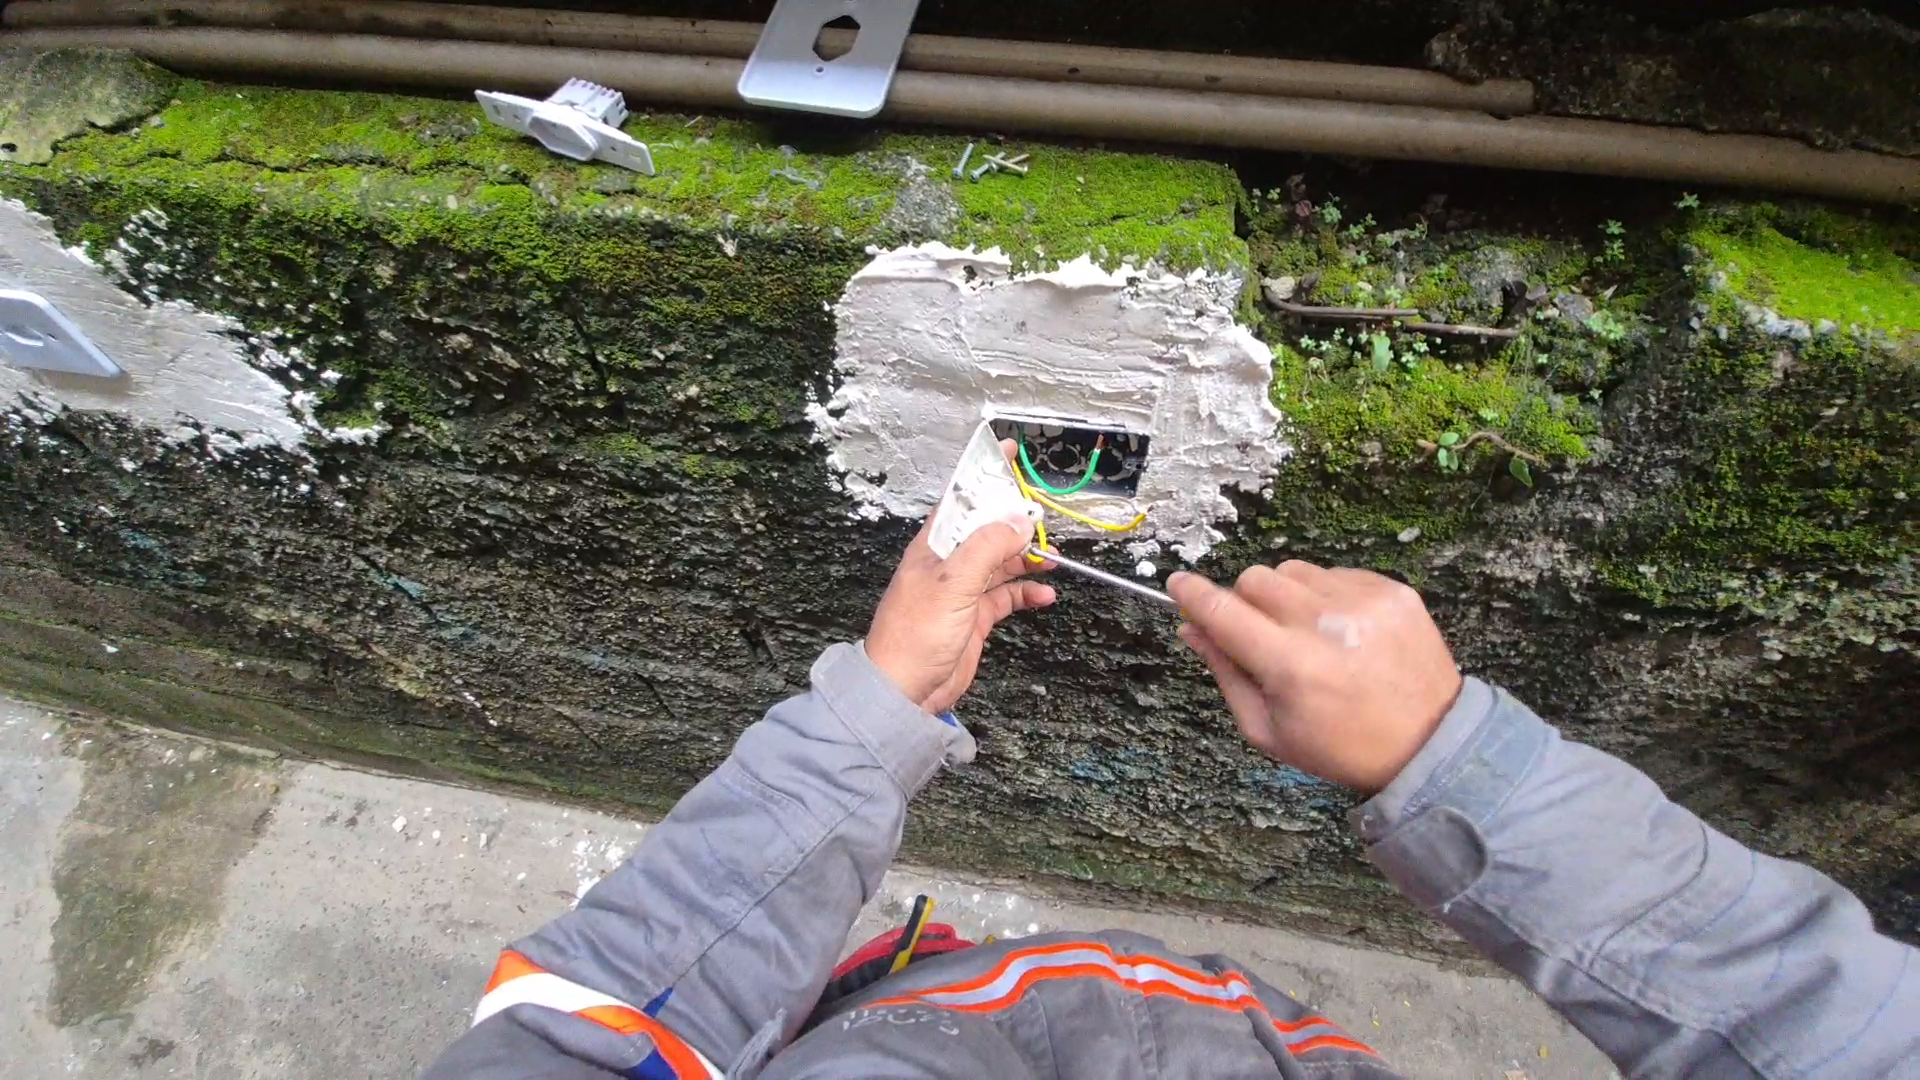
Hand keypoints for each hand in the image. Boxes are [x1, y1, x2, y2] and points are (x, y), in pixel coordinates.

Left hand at [866, 499, 1055, 715]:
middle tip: (1043, 523)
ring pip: (1001, 563)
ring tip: (1051, 558)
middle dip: (1016, 525)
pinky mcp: (974, 617)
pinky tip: (1043, 593)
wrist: (905, 689)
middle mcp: (948, 564)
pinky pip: (1006, 596)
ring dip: (1026, 558)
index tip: (1010, 459)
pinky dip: (1027, 592)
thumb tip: (1017, 521)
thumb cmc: (912, 636)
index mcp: (934, 546)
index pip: (961, 500)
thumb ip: (987, 548)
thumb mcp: (952, 583)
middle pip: (987, 532)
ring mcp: (962, 591)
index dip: (985, 479)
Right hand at [1167, 562, 1462, 793]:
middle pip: (1253, 579)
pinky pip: (1331, 572)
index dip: (1192, 594)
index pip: (1223, 611)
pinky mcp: (1393, 590)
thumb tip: (1190, 627)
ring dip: (1284, 595)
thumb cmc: (1337, 746)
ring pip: (1290, 570)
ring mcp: (1364, 602)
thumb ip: (1223, 672)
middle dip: (1244, 602)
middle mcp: (1325, 624)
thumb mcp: (1266, 728)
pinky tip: (1341, 629)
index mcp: (1291, 666)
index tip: (1177, 584)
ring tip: (1306, 632)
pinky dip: (1323, 594)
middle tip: (1260, 634)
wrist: (1433, 745)